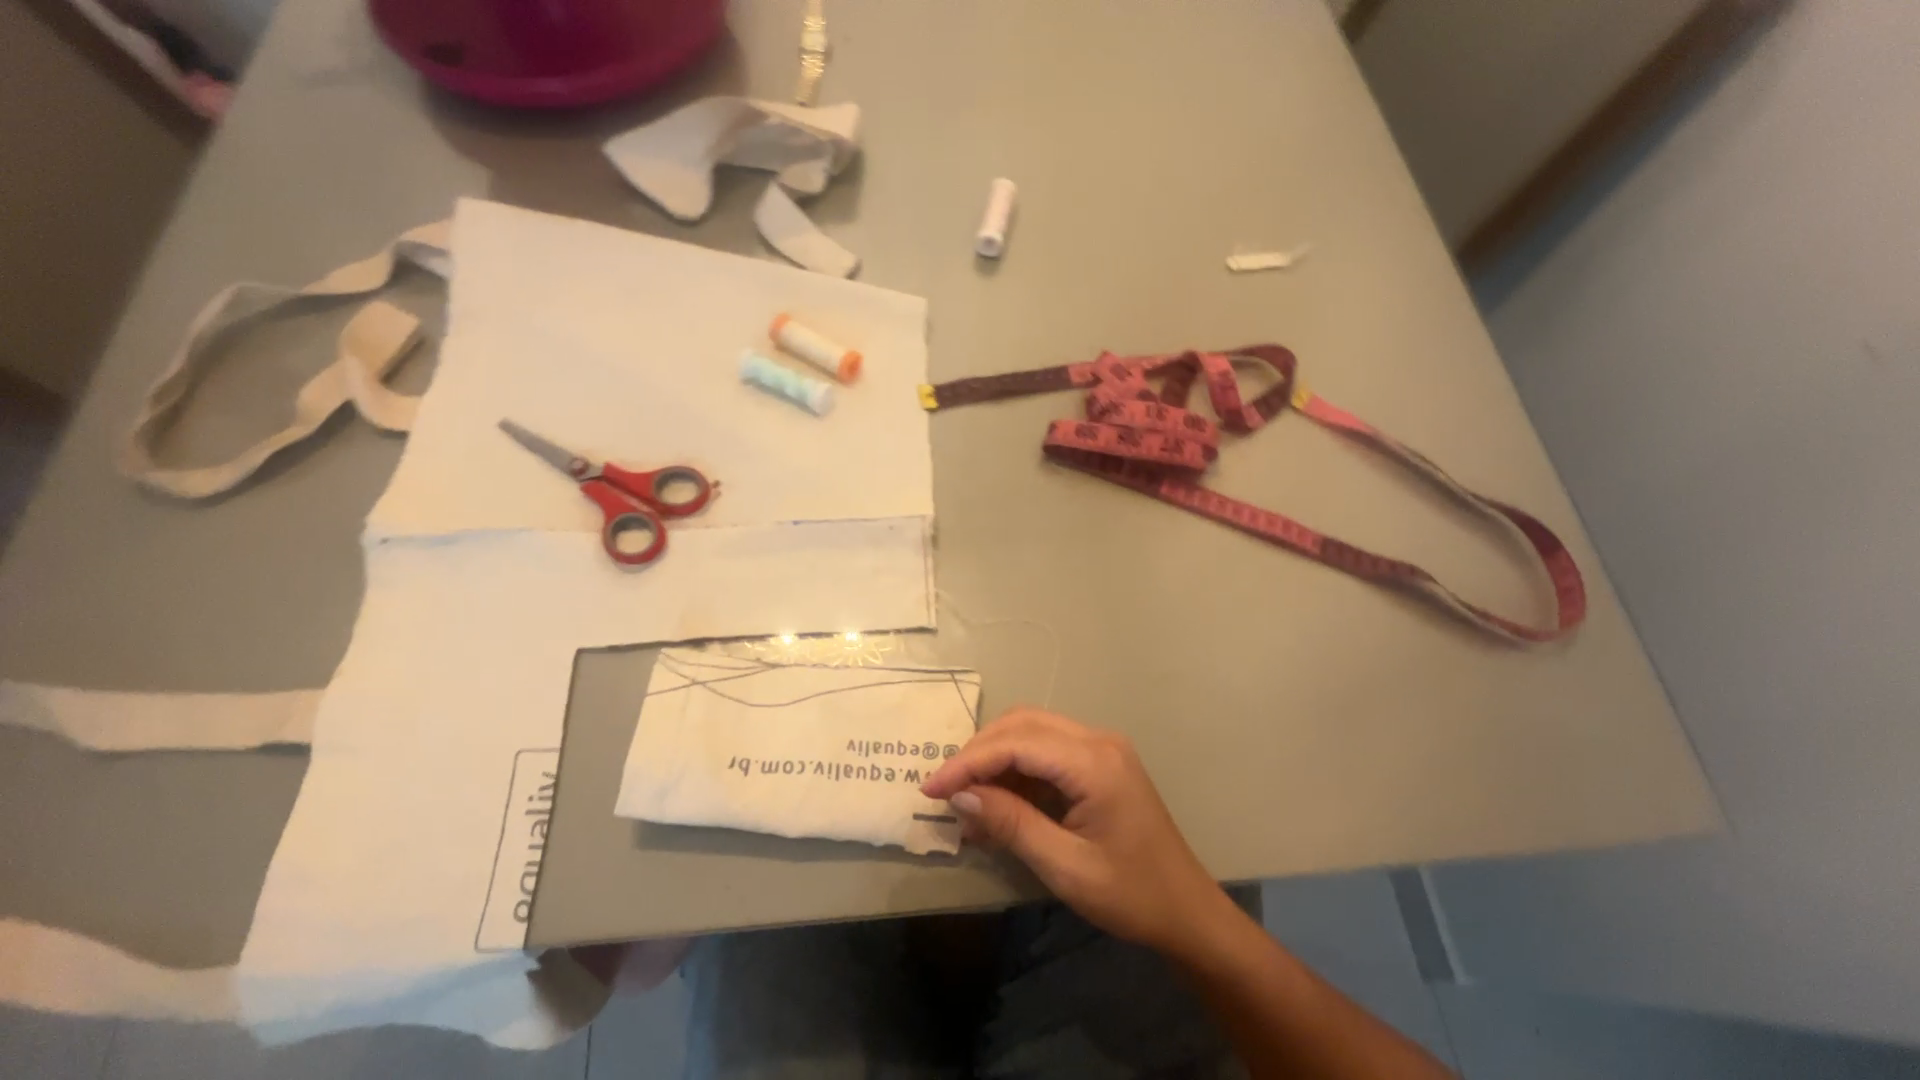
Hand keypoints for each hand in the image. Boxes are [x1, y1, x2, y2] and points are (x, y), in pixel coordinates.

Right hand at [921, 707, 1232, 956]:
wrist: (1187, 912)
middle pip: (1022, 724)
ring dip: (995, 758)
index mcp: (1094, 763)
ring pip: (1032, 732)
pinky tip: (997, 803)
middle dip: (977, 753)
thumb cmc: (1130, 895)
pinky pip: (1048, 751)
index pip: (1016, 743)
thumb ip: (1011, 824)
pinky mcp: (1102, 765)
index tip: (930, 790)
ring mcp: (1103, 750)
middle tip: (944, 791)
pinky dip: (1016, 769)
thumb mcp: (1064, 866)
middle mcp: (1099, 742)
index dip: (968, 762)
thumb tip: (959, 794)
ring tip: (965, 799)